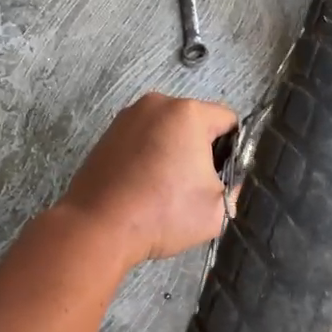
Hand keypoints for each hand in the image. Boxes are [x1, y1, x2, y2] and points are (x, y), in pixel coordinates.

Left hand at [57, 92, 237, 263]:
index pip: (228, 121)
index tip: (222, 177)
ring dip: (173, 152)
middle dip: (200, 150)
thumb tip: (227, 179)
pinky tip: (143, 187)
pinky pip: (143, 139)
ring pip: (168, 131)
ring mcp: (129, 117)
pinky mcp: (108, 134)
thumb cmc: (162, 214)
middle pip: (196, 123)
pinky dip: (148, 156)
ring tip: (164, 190)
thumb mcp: (218, 208)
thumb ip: (234, 187)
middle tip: (193, 187)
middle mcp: (158, 104)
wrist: (97, 228)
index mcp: (188, 113)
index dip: (233, 149)